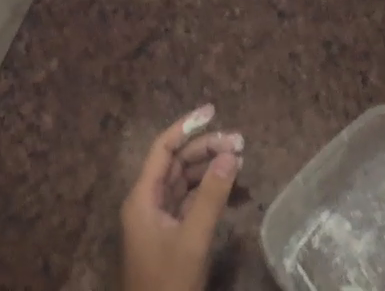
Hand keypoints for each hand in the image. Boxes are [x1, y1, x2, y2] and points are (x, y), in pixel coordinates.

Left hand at [120, 105, 243, 290]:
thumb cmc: (168, 282)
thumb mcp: (193, 238)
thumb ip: (212, 196)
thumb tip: (231, 154)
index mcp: (143, 198)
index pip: (163, 149)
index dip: (186, 127)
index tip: (213, 111)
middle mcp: (148, 202)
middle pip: (177, 162)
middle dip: (207, 147)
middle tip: (240, 142)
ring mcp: (160, 218)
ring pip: (187, 179)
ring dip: (212, 167)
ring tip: (241, 160)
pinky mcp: (172, 233)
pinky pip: (192, 199)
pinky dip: (212, 190)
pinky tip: (235, 187)